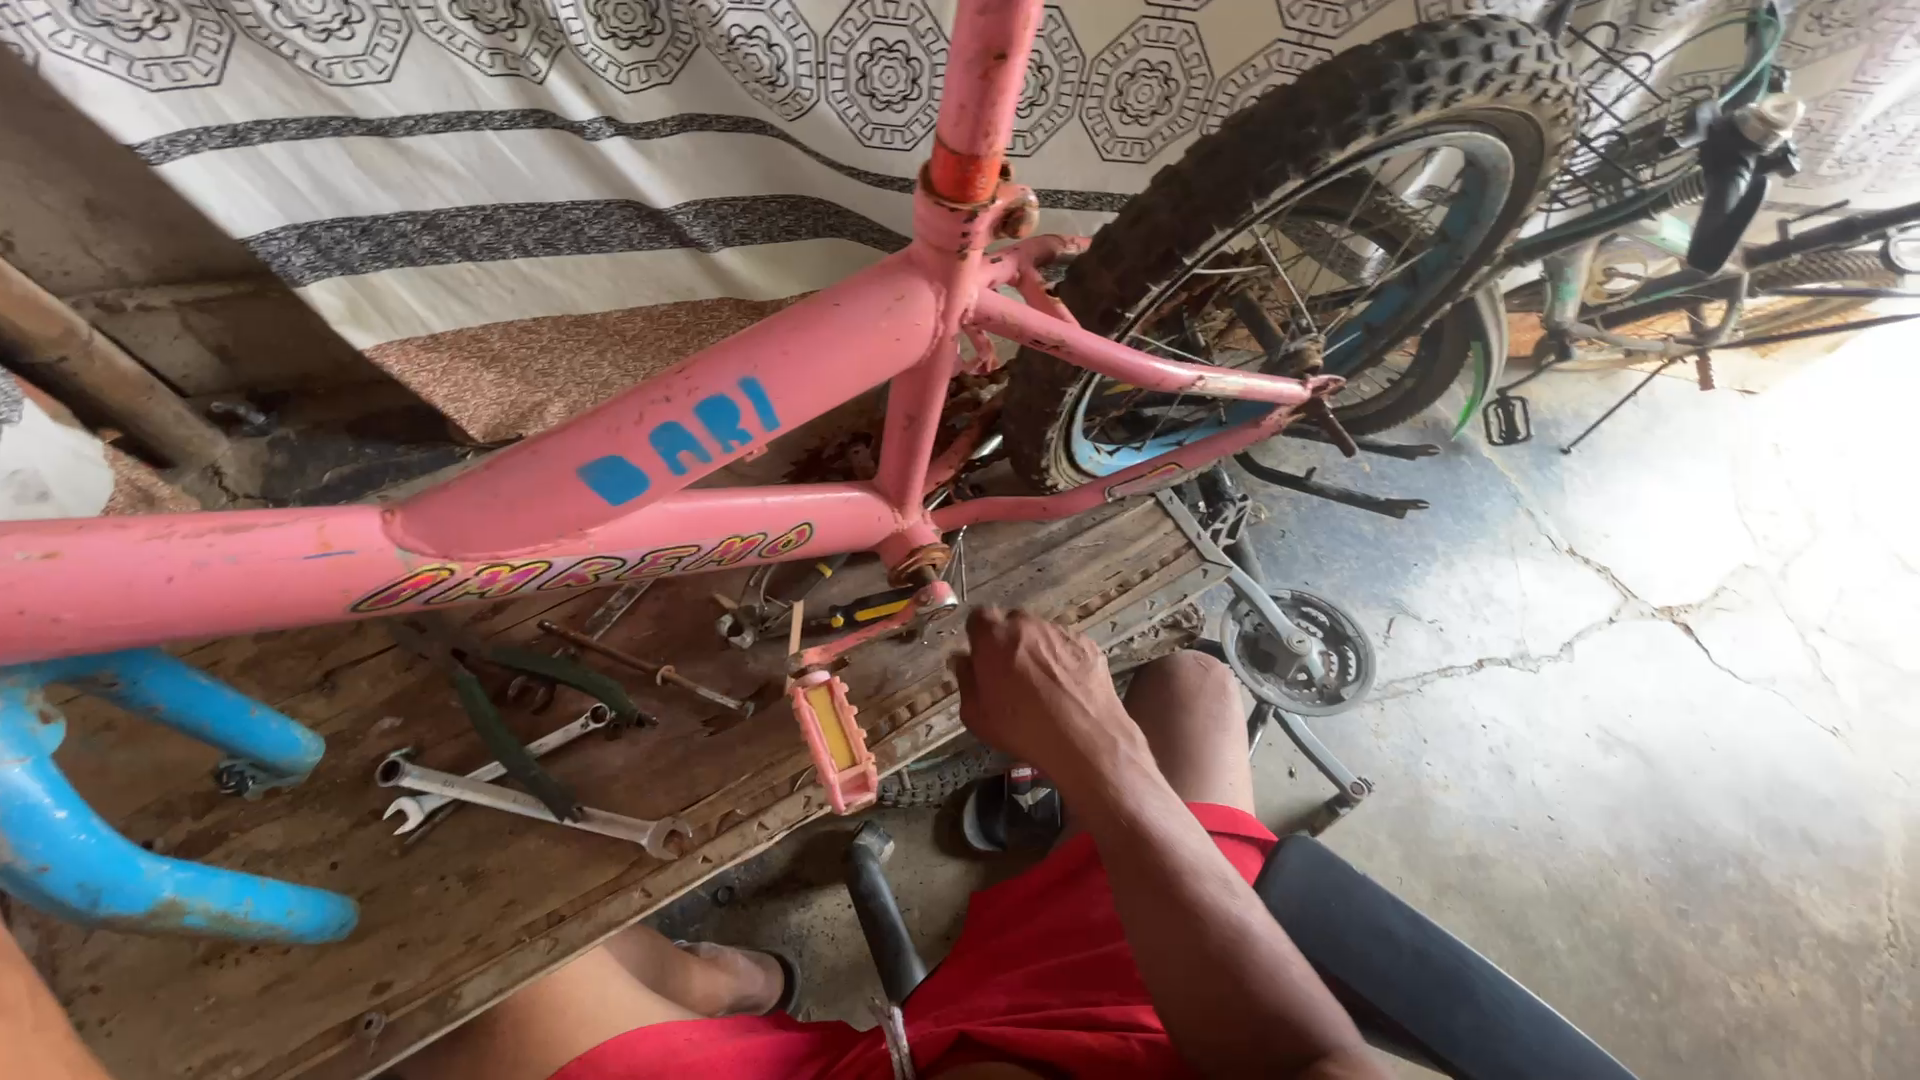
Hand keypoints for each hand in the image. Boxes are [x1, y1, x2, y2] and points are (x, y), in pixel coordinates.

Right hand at [951, 608, 1145, 792]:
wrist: (1084, 739)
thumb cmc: (1021, 728)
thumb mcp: (976, 714)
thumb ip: (966, 679)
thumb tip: (964, 660)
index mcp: (994, 637)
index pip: (979, 618)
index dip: (980, 637)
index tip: (983, 658)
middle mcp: (1027, 625)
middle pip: (1012, 623)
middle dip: (1008, 642)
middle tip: (1011, 673)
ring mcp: (1060, 631)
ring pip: (1040, 633)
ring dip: (1037, 650)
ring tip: (1044, 685)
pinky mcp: (1087, 643)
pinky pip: (1065, 646)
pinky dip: (1062, 659)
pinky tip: (1066, 687)